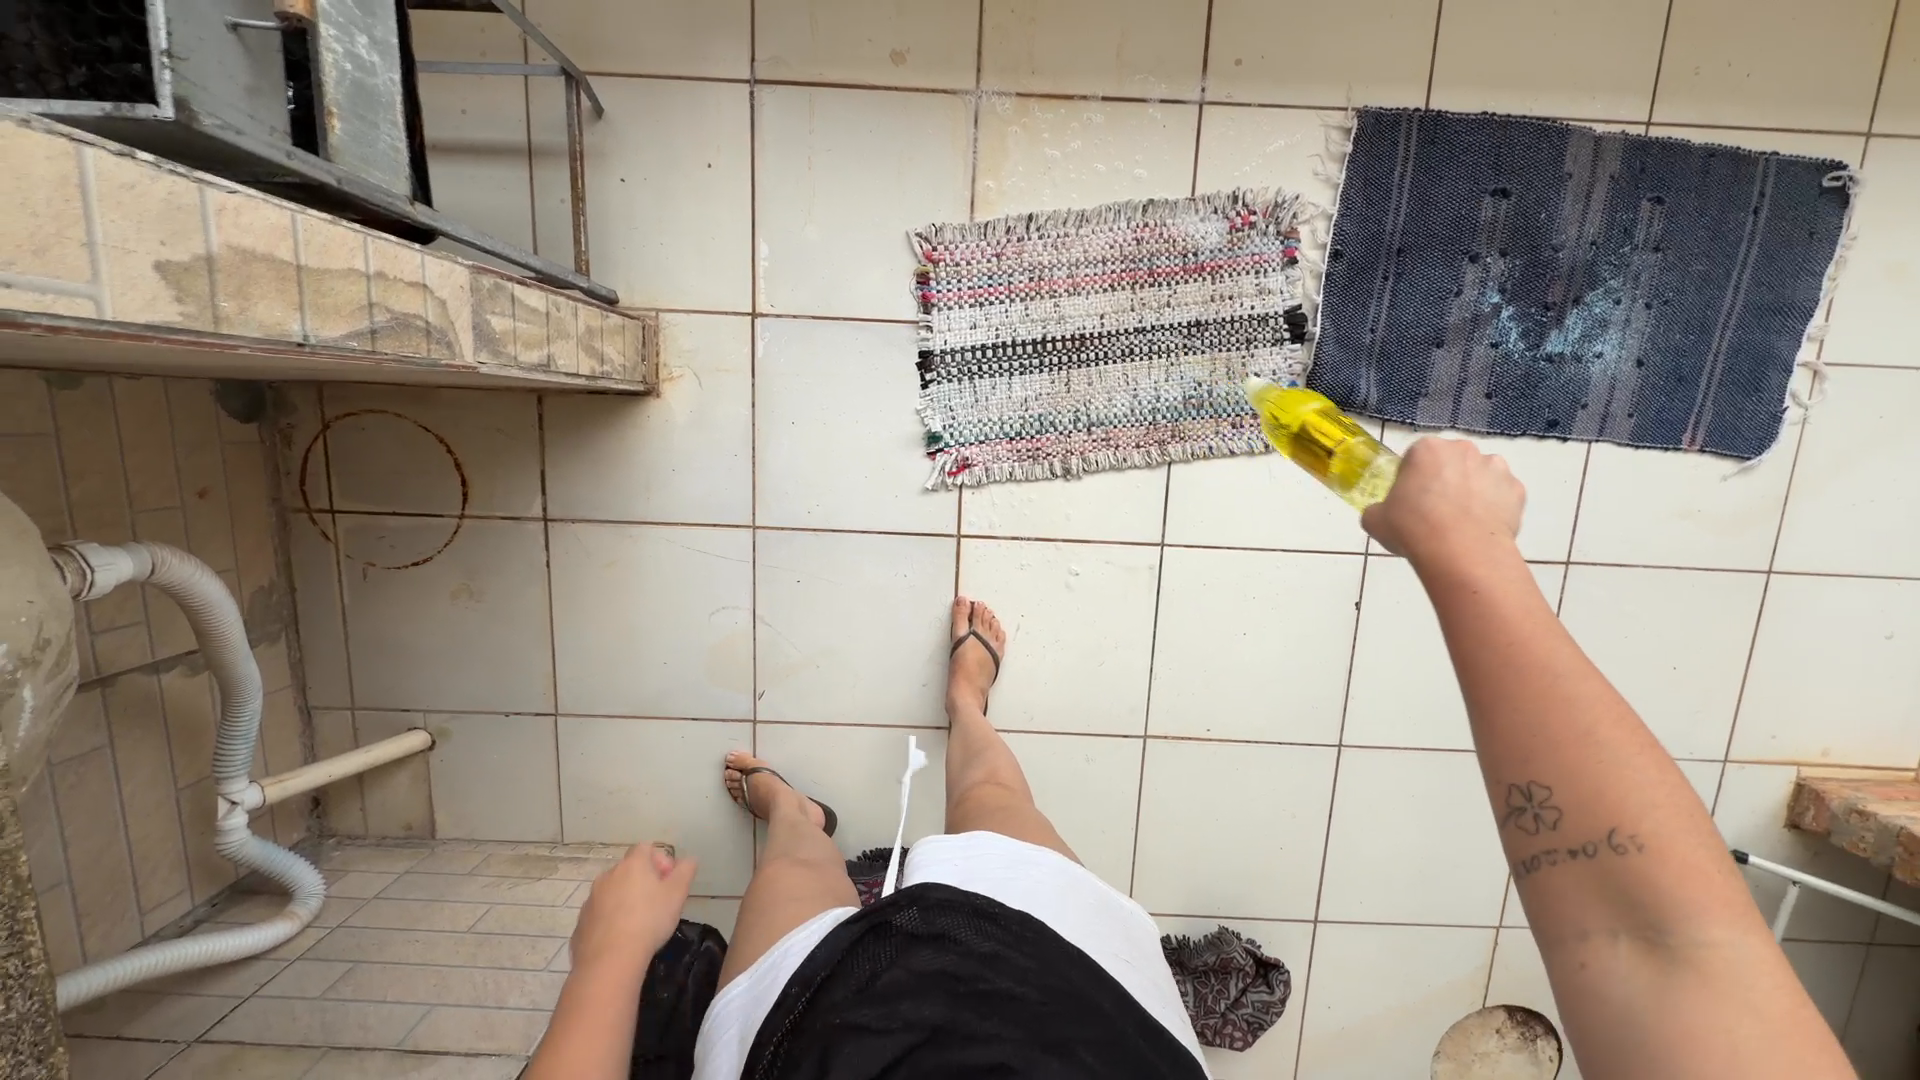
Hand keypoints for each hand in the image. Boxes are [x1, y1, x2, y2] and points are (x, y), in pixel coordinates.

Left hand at [569, 843, 696, 977]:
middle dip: (644, 881)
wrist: (609, 961)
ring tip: (638, 922)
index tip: (669, 882)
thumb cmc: (649, 920)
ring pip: (613, 892)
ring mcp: (591, 900)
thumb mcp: (678, 894)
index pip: (646, 848)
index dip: (661, 860)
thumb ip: (686, 871)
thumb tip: (689, 860)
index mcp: (632, 865)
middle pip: (629, 870)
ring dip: (626, 899)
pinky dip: (611, 919)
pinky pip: (600, 913)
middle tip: (658, 903)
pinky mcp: (581, 923)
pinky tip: (621, 938)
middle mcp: (608, 876)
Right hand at [1362, 437, 1524, 566]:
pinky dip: (1493, 507)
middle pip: (1450, 462)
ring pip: (1479, 475)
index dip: (1410, 479)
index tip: (1408, 500)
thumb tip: (1387, 513)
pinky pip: (1500, 495)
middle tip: (1433, 510)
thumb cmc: (1411, 528)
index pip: (1415, 458)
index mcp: (1426, 449)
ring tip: (1460, 520)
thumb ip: (1380, 508)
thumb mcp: (1375, 519)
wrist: (1460, 552)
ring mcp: (1495, 468)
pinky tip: (1479, 527)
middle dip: (1444, 479)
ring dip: (1471, 490)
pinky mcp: (1517, 490)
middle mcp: (1464, 449)